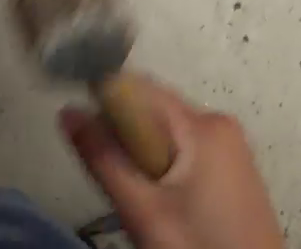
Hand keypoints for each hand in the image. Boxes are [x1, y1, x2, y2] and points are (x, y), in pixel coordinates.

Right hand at [61, 76, 285, 248]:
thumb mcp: (144, 212)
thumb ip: (103, 159)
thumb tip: (67, 111)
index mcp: (202, 124)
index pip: (136, 88)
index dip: (103, 105)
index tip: (87, 139)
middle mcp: (219, 123)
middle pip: (150, 110)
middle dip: (125, 139)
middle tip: (117, 183)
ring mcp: (230, 147)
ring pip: (164, 133)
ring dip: (143, 157)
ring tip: (143, 200)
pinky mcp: (232, 170)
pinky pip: (183, 151)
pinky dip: (164, 168)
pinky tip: (165, 205)